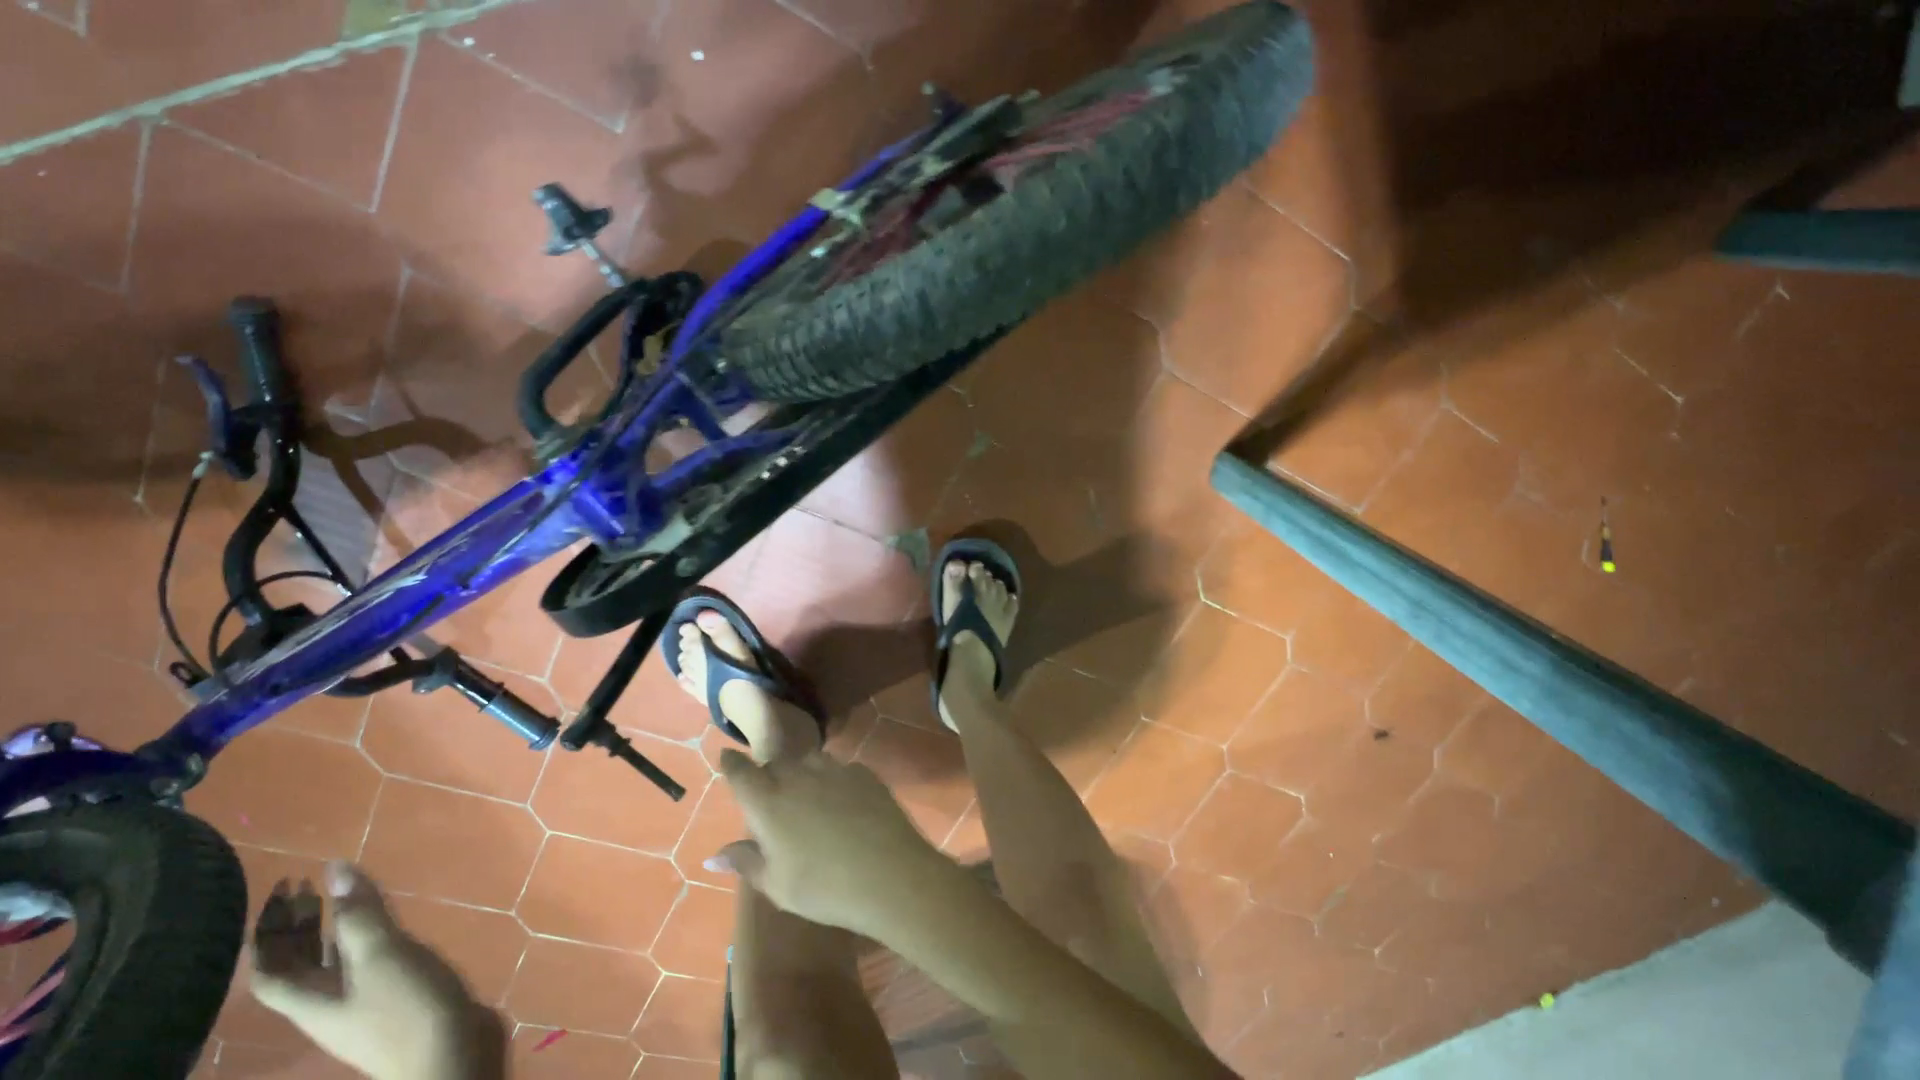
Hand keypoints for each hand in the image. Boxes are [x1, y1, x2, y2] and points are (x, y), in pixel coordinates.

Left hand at [250, 862, 505, 1079]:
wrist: (451, 1058)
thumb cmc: (404, 1008)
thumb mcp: (381, 956)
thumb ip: (358, 913)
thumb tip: (333, 868)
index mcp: (310, 999)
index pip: (268, 968)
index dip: (266, 931)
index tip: (285, 888)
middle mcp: (328, 1002)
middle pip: (296, 965)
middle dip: (296, 925)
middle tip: (307, 885)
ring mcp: (362, 1004)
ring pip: (332, 964)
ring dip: (330, 930)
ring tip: (343, 896)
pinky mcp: (394, 1001)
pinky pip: (366, 966)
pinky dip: (365, 941)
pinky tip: (387, 926)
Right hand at [708, 749, 959, 934]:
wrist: (891, 877)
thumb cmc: (824, 888)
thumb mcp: (777, 884)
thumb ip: (746, 862)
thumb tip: (713, 857)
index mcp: (767, 801)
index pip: (739, 770)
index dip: (732, 764)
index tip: (729, 760)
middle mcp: (796, 775)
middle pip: (775, 764)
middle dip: (769, 777)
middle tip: (774, 802)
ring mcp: (833, 769)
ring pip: (808, 763)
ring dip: (803, 776)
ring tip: (810, 803)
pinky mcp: (864, 773)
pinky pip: (839, 771)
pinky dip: (834, 783)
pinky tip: (844, 808)